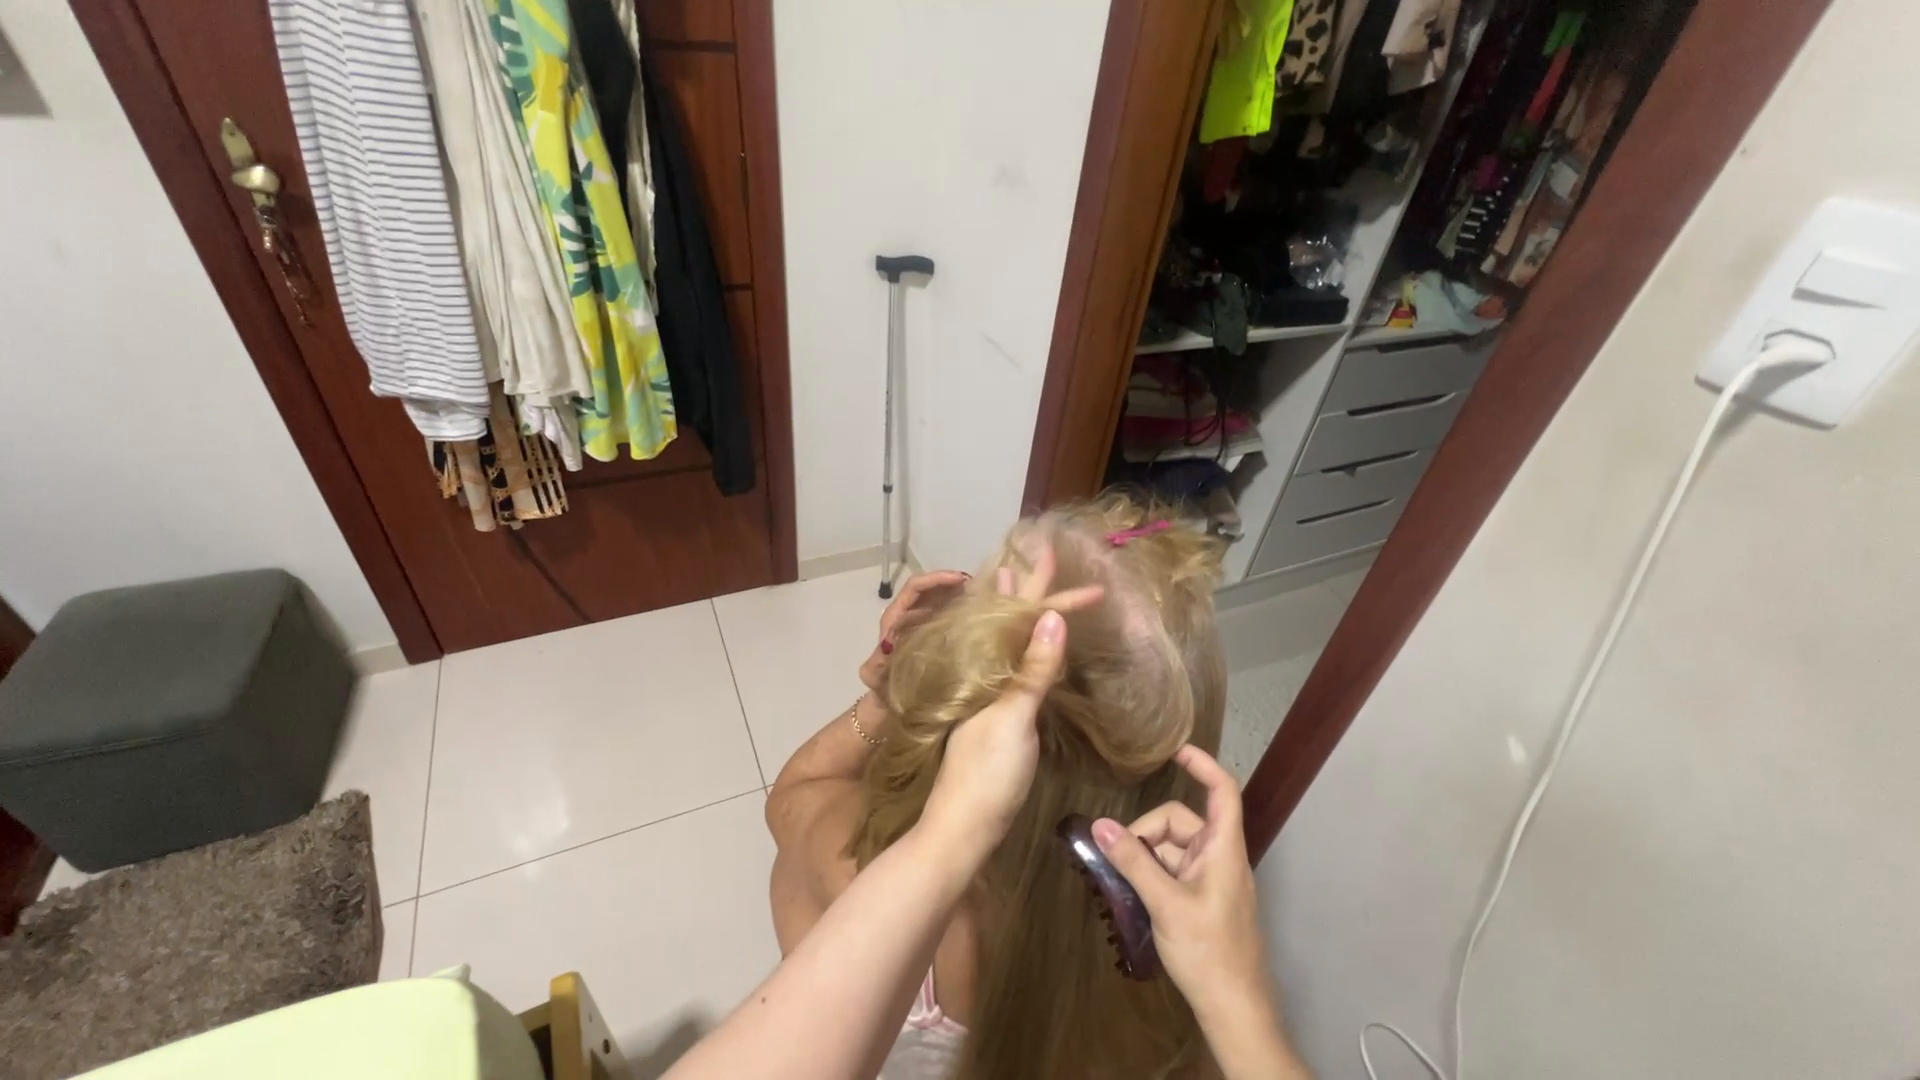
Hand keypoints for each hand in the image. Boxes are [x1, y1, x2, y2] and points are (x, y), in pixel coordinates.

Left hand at [859, 571, 969, 690]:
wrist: (886, 704)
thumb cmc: (881, 689)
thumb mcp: (875, 675)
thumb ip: (878, 660)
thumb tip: (888, 644)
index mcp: (893, 620)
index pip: (914, 589)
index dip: (935, 579)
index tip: (960, 579)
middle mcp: (907, 616)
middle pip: (928, 589)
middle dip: (950, 582)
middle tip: (978, 584)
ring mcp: (920, 624)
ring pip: (938, 598)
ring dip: (957, 592)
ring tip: (981, 593)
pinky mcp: (932, 634)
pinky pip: (945, 614)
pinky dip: (959, 608)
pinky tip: (976, 611)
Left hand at [917, 543, 1104, 847]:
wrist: (961, 830)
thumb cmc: (986, 775)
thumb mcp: (1012, 719)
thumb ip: (1032, 670)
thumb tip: (1052, 617)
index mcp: (983, 669)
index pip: (1015, 618)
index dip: (1037, 587)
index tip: (1048, 550)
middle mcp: (982, 678)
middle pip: (1006, 625)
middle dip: (1025, 592)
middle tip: (1033, 554)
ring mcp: (986, 699)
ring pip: (1002, 645)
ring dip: (1015, 614)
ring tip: (1014, 580)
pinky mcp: (993, 721)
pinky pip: (1006, 670)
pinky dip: (1017, 650)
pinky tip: (1018, 646)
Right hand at [1091, 745, 1270, 1019]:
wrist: (1233, 1010)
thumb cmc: (1209, 952)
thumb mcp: (1165, 903)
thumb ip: (1133, 861)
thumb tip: (1100, 825)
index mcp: (1223, 849)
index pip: (1222, 792)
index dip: (1203, 766)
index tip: (1175, 752)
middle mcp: (1219, 858)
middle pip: (1180, 822)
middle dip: (1146, 832)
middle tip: (1116, 858)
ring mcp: (1210, 881)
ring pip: (1170, 848)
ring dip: (1143, 856)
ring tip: (1120, 882)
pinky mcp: (1201, 900)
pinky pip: (1171, 871)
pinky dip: (1149, 874)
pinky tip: (1131, 895)